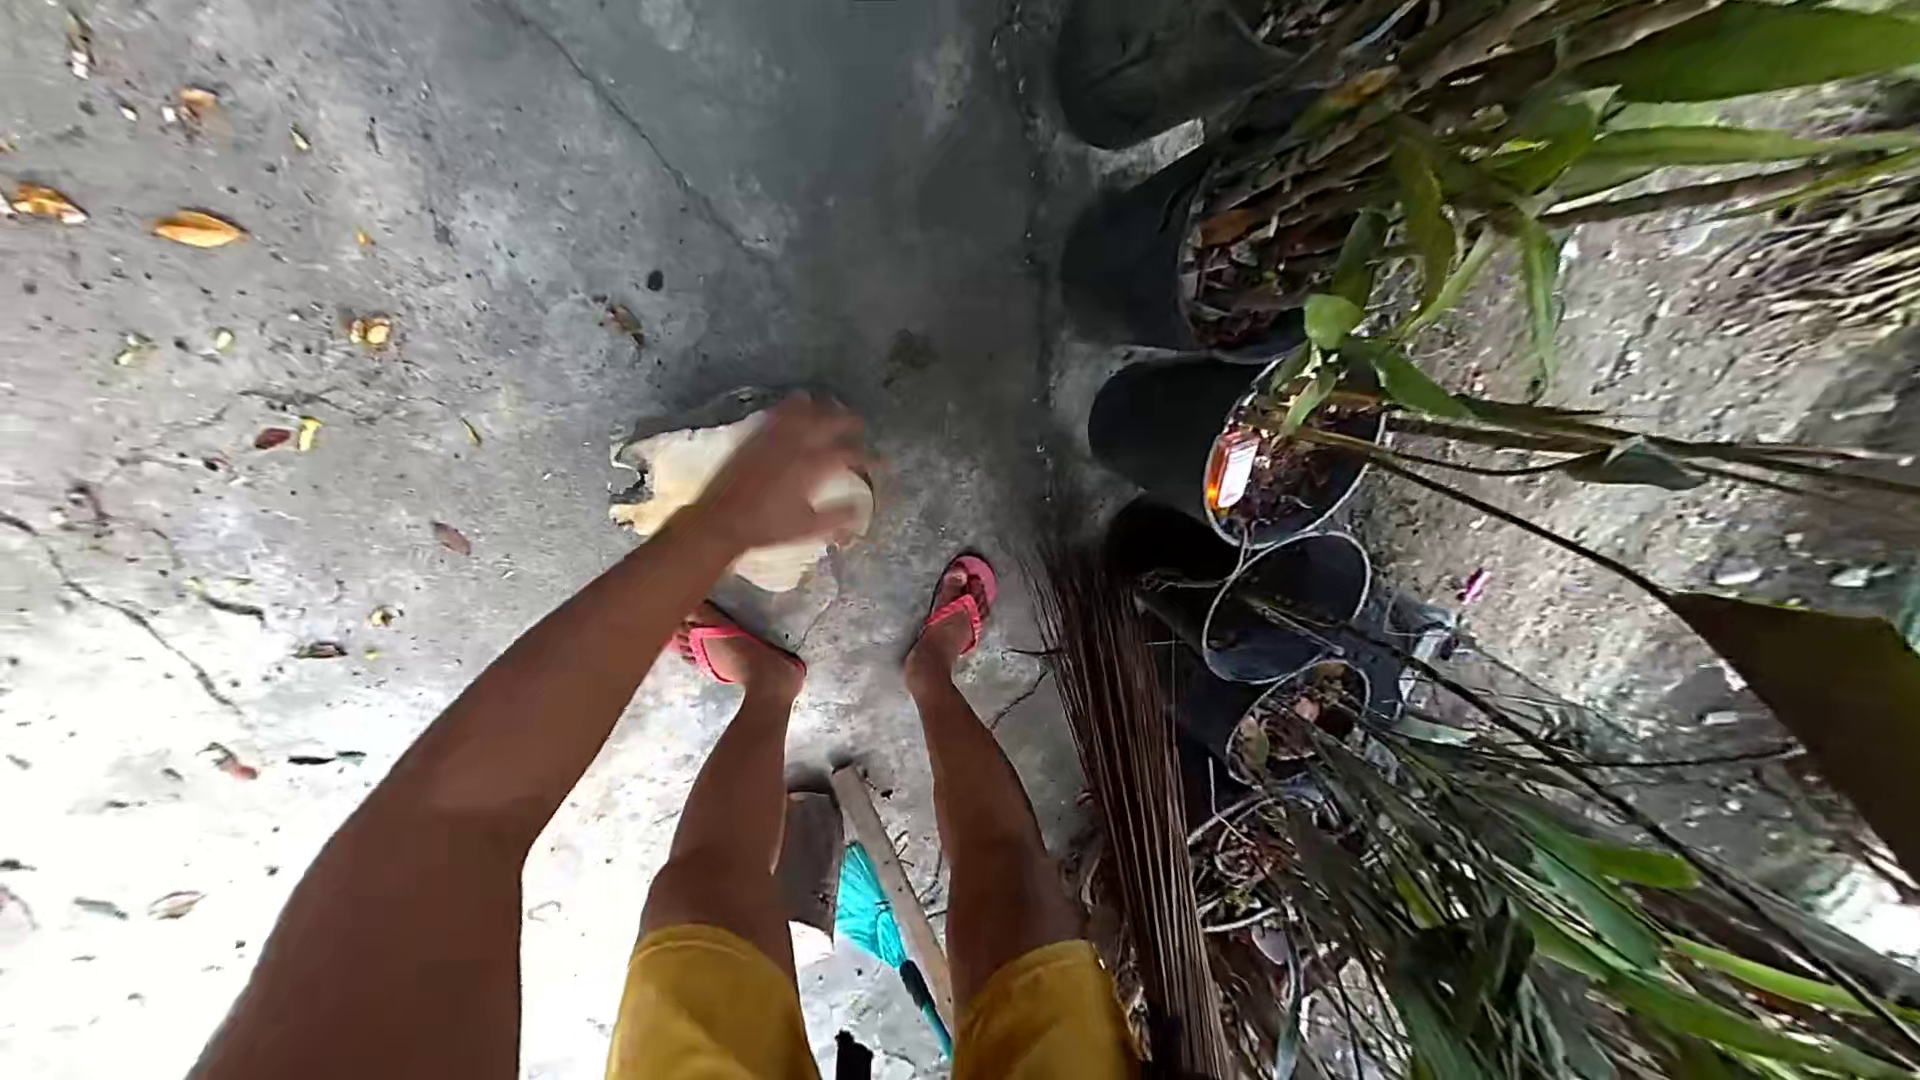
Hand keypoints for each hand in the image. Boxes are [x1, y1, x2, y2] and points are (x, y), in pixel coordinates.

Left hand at [683, 394, 869, 552]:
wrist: (721, 521)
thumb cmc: (767, 527)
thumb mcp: (808, 527)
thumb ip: (838, 516)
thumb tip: (861, 510)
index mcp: (812, 467)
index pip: (848, 454)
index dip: (868, 457)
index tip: (879, 461)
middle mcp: (795, 445)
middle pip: (829, 421)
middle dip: (849, 420)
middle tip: (860, 424)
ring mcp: (774, 438)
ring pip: (803, 410)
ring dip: (821, 406)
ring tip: (832, 407)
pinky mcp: (755, 436)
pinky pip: (778, 412)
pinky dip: (793, 406)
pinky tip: (798, 405)